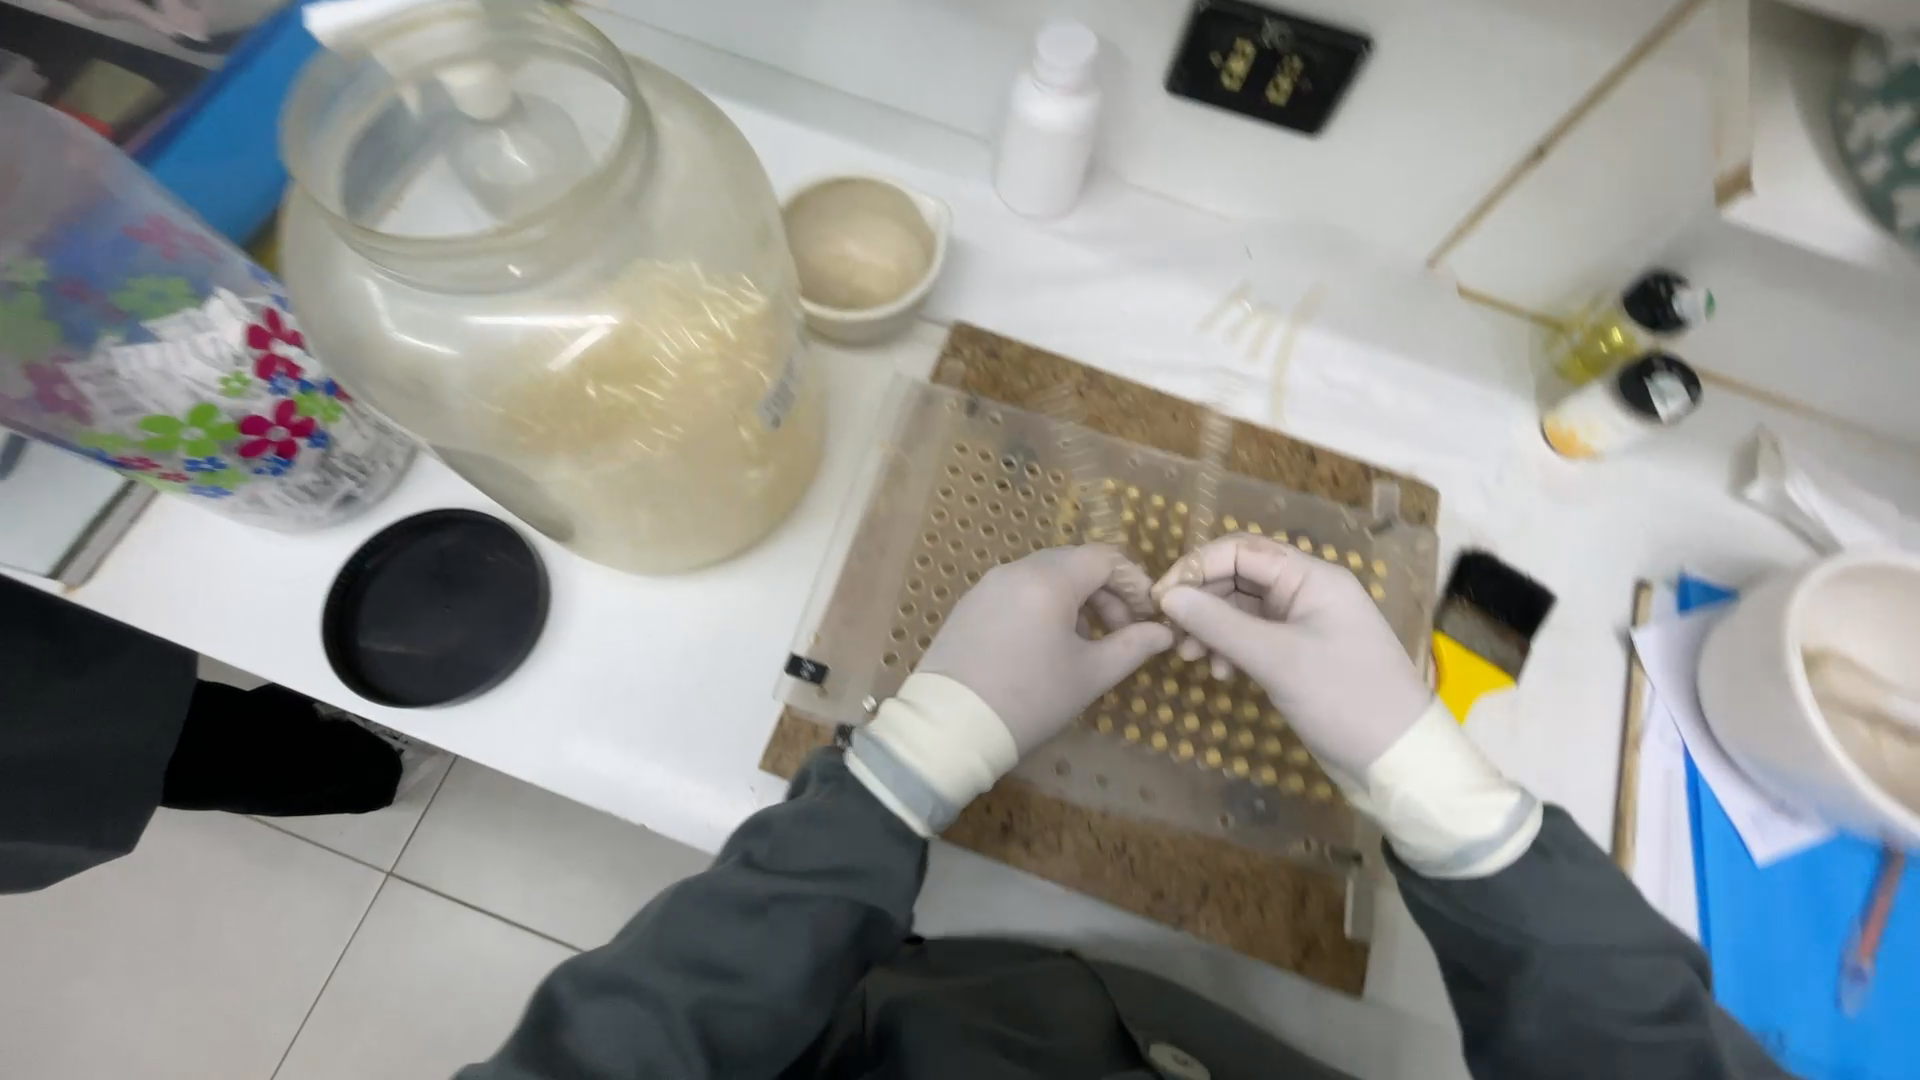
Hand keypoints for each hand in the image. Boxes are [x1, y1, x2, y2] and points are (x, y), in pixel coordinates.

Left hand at [921, 545, 1174, 753]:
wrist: (950, 725)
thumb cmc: (1030, 699)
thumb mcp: (1090, 675)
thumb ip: (1132, 646)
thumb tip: (1163, 633)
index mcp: (1049, 580)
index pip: (1103, 557)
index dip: (1133, 581)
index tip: (1147, 614)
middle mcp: (1015, 570)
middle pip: (1072, 563)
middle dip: (1104, 592)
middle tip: (1120, 631)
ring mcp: (987, 585)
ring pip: (1043, 576)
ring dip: (1073, 600)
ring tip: (1084, 643)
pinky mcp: (968, 605)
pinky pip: (1016, 591)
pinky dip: (1041, 606)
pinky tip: (1045, 645)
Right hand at [1151, 533, 1429, 777]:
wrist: (1399, 760)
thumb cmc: (1344, 699)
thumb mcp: (1277, 660)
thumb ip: (1218, 623)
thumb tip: (1166, 596)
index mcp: (1311, 578)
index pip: (1241, 551)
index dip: (1196, 567)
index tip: (1161, 598)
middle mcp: (1306, 591)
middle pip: (1237, 577)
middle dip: (1201, 601)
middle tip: (1172, 633)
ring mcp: (1302, 622)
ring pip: (1240, 608)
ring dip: (1210, 628)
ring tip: (1191, 658)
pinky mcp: (1297, 651)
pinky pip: (1251, 635)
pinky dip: (1229, 648)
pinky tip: (1220, 672)